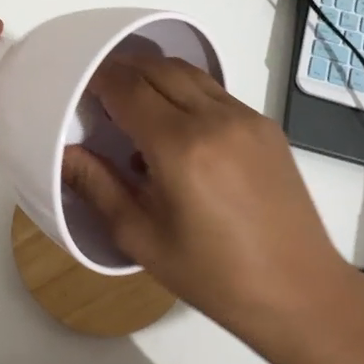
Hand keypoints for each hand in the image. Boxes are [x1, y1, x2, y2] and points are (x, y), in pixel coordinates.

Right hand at [59, 53, 354, 329]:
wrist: (301, 295)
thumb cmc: (214, 276)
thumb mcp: (141, 237)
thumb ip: (97, 186)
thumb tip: (62, 153)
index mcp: (180, 147)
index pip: (126, 87)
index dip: (97, 79)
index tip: (76, 88)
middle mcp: (215, 120)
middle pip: (156, 68)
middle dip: (121, 71)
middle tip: (97, 94)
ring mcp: (246, 119)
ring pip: (187, 72)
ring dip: (153, 76)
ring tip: (131, 104)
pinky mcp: (266, 127)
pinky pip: (214, 91)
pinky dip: (184, 92)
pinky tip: (174, 128)